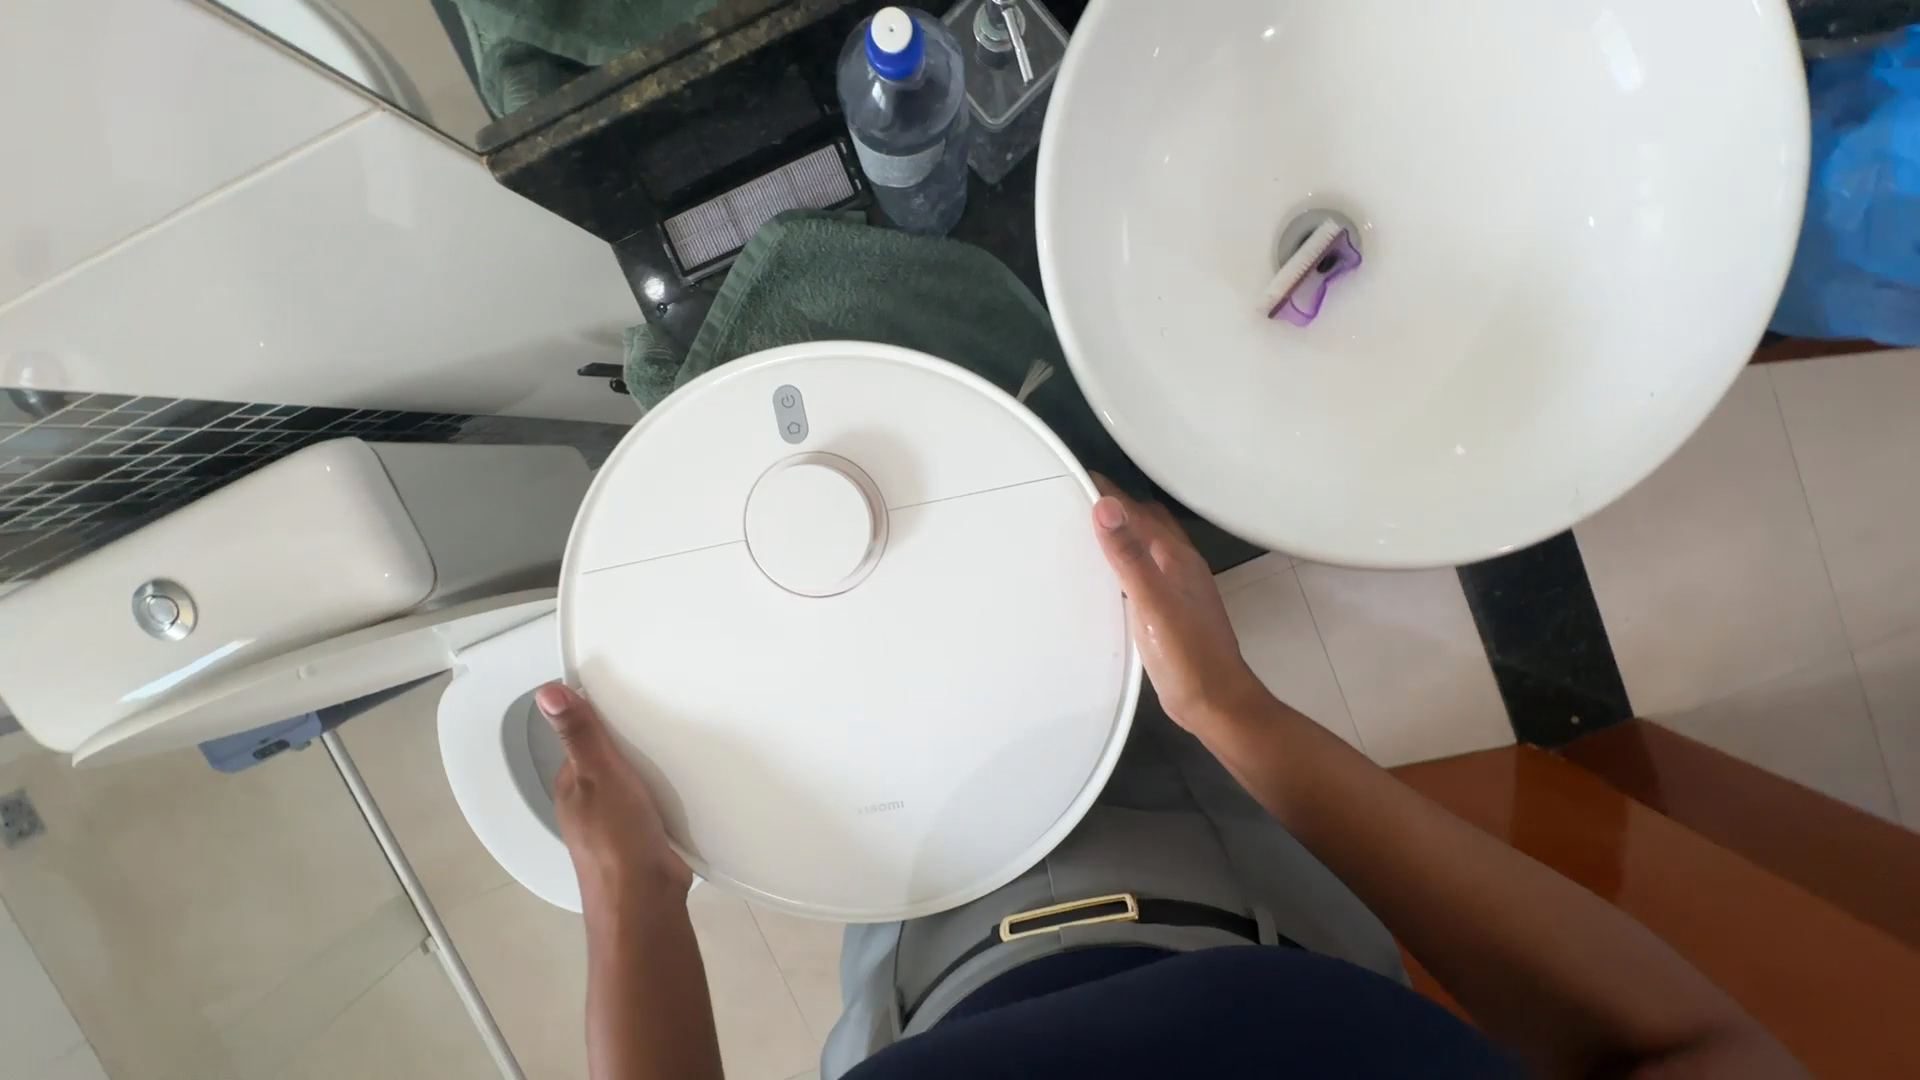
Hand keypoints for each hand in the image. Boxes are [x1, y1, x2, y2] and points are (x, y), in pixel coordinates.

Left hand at [535, 683, 691, 911]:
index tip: (630, 689)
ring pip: (635, 778)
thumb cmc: (616, 837)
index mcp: (573, 785)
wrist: (645, 898)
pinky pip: (656, 798)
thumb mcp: (599, 776)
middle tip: (666, 709)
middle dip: (633, 739)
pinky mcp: (646, 834)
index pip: (584, 739)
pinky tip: (687, 778)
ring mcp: (618, 821)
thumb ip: (579, 735)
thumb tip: (547, 692)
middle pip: (612, 758)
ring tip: (680, 736)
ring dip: (652, 763)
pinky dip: (668, 786)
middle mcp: (591, 802)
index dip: (603, 715)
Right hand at [1091, 482, 1267, 739]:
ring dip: (1119, 533)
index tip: (1073, 476)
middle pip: (1145, 523)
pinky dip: (1122, 562)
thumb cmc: (1186, 655)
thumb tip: (1105, 504)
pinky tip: (1104, 576)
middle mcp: (1178, 565)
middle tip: (1073, 499)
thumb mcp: (1152, 602)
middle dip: (1114, 506)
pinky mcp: (1168, 609)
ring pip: (1145, 546)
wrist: (1215, 703)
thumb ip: (1129, 556)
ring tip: (1082, 530)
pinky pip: (1142, 571)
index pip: (1137, 511)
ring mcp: (1175, 588)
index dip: (1108, 492)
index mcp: (1175, 557)